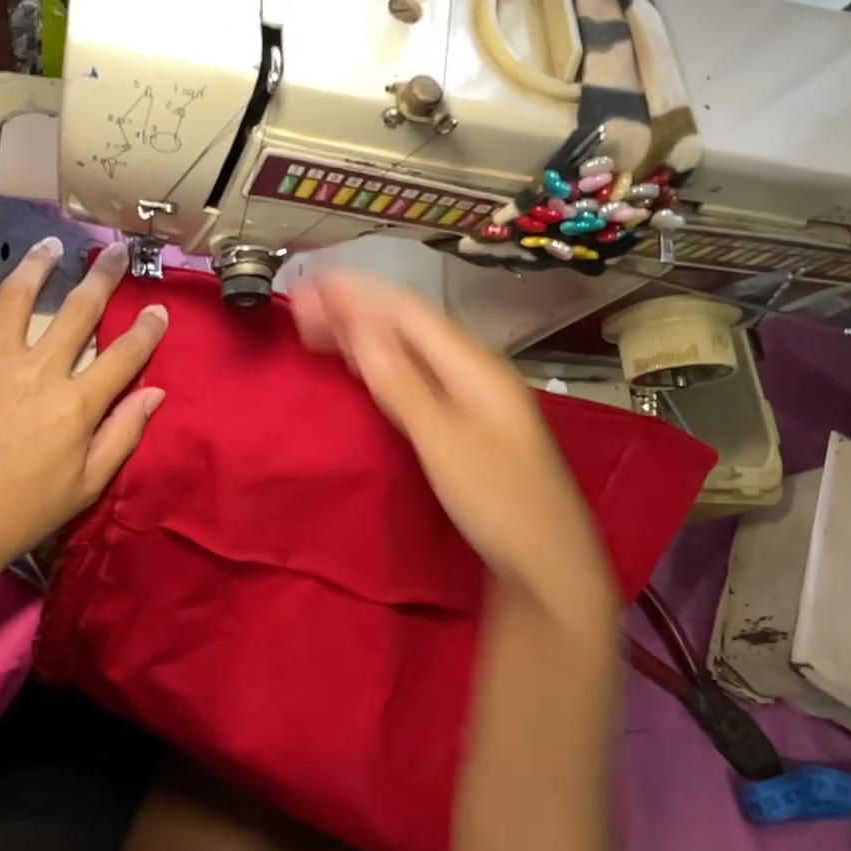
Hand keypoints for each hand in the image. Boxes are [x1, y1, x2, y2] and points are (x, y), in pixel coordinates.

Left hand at [0, 228, 167, 574]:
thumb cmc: (22, 513)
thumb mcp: (87, 485)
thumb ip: (123, 434)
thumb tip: (155, 393)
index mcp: (76, 404)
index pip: (125, 355)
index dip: (147, 330)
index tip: (158, 309)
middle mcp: (37, 370)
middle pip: (79, 311)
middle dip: (103, 278)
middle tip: (114, 253)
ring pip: (18, 296)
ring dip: (38, 264)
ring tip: (50, 246)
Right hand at [288, 271, 613, 609]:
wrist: (549, 564)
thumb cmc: (500, 504)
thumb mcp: (445, 444)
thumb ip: (402, 384)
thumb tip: (359, 328)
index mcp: (474, 367)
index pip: (406, 313)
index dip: (357, 294)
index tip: (309, 286)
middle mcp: (473, 371)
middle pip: (407, 326)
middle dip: (354, 310)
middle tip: (301, 307)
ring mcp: (471, 396)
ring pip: (409, 349)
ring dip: (364, 334)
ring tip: (316, 326)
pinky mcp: (463, 421)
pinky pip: (414, 375)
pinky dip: (379, 363)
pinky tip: (359, 364)